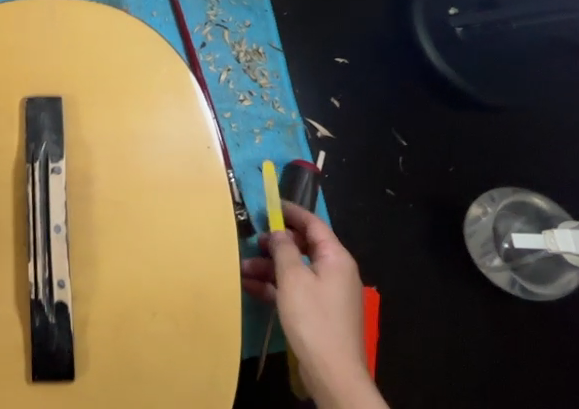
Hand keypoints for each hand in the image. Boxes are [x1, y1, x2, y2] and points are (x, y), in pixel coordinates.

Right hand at [240, 202, 385, 408]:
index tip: (268, 204)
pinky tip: (251, 287)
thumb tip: (279, 232)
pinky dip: (275, 286)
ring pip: (295, 269)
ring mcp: (327, 293)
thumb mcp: (292, 277)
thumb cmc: (313, 318)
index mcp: (335, 257)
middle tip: (251, 241)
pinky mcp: (318, 313)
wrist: (333, 373)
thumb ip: (283, 248)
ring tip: (243, 268)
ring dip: (269, 267)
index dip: (290, 211)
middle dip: (275, 243)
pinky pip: (295, 290)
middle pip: (302, 246)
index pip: (313, 223)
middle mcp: (334, 271)